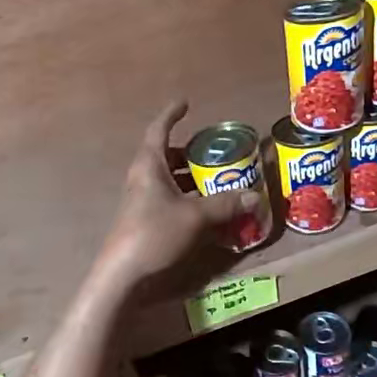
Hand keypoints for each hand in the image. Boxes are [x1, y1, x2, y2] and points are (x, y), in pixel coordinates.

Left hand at [94, 102, 258, 297]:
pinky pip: (168, 200)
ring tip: (217, 181)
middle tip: (214, 153)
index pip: (159, 130)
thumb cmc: (154, 233)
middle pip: (165, 156)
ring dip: (190, 178)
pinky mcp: (144, 220)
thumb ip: (224, 204)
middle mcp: (142, 178)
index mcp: (149, 165)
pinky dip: (187, 199)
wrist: (123, 273)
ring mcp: (141, 200)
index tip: (185, 103)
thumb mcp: (195, 216)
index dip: (172, 114)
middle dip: (189, 153)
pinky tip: (207, 211)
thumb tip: (253, 197)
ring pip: (168, 180)